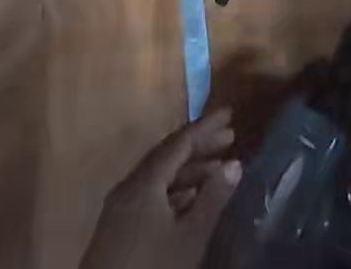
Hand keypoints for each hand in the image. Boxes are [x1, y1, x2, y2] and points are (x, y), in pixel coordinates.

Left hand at [80, 108, 241, 268]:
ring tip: (218, 171)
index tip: (231, 114)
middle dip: (199, 145)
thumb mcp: (190, 237)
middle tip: (230, 138)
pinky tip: (191, 200)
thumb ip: (213, 198)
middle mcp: (128, 188)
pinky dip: (174, 189)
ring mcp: (119, 210)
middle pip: (168, 155)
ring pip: (158, 176)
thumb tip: (235, 163)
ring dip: (189, 169)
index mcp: (145, 183)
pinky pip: (149, 194)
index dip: (207, 126)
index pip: (180, 142)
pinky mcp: (116, 231)